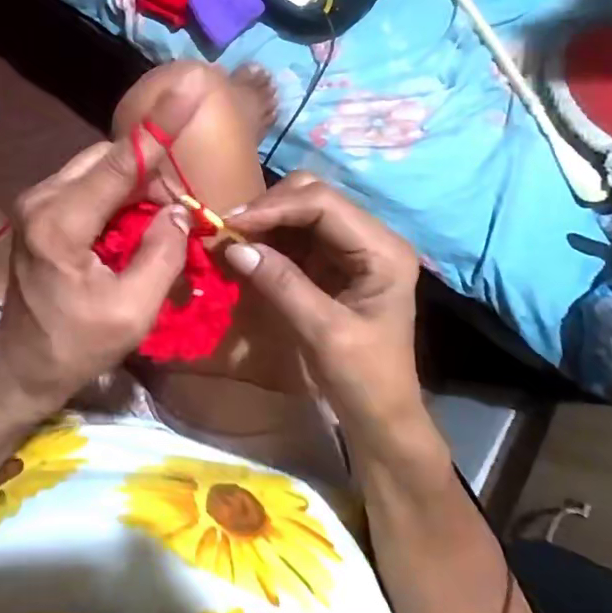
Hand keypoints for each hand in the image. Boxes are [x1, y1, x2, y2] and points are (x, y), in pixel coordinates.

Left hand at [0, 68, 211, 413]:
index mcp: (60, 223)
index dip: (161, 124)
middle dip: (152, 161)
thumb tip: (177, 210)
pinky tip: (139, 212)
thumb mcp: (131, 311)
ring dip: (135, 176)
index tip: (191, 85)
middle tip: (187, 186)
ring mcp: (36, 202)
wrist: (22, 366)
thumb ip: (161, 254)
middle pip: (107, 157)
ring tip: (166, 206)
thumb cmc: (75, 346)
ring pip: (98, 166)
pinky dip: (119, 189)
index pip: (120, 163)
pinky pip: (88, 182)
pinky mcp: (40, 210)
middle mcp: (41, 200)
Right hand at [223, 172, 423, 433]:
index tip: (231, 223)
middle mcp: (370, 237)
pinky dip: (266, 237)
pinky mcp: (330, 261)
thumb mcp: (323, 332)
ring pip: (299, 209)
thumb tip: (233, 247)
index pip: (324, 204)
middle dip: (269, 207)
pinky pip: (293, 234)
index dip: (275, 207)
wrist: (380, 416)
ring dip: (264, 220)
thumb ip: (282, 284)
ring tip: (230, 238)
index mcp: (383, 250)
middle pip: (313, 196)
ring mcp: (349, 248)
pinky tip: (244, 248)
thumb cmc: (363, 378)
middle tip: (229, 230)